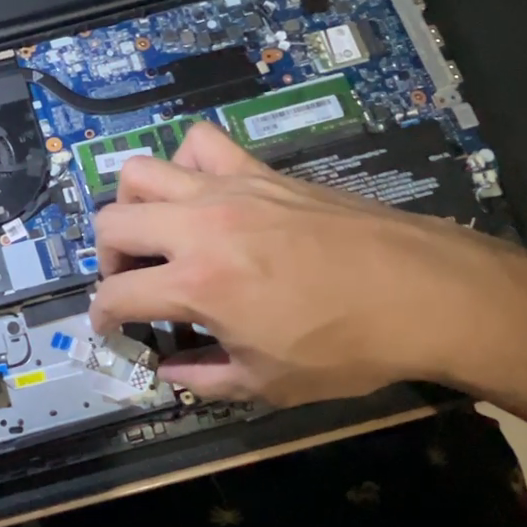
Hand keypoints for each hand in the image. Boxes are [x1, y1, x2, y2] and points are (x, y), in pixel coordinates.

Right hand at [88, 122, 526, 406]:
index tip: (111, 328)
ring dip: (134, 205)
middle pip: (110, 223)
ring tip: (158, 232)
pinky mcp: (257, 170)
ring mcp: (227, 190)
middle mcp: (198, 227)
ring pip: (141, 172)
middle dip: (106, 259)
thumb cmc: (347, 347)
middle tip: (134, 282)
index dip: (102, 317)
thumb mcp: (268, 384)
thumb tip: (168, 369)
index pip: (115, 295)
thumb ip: (203, 379)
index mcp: (196, 285)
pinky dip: (187, 163)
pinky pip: (201, 143)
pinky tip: (203, 193)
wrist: (424, 294)